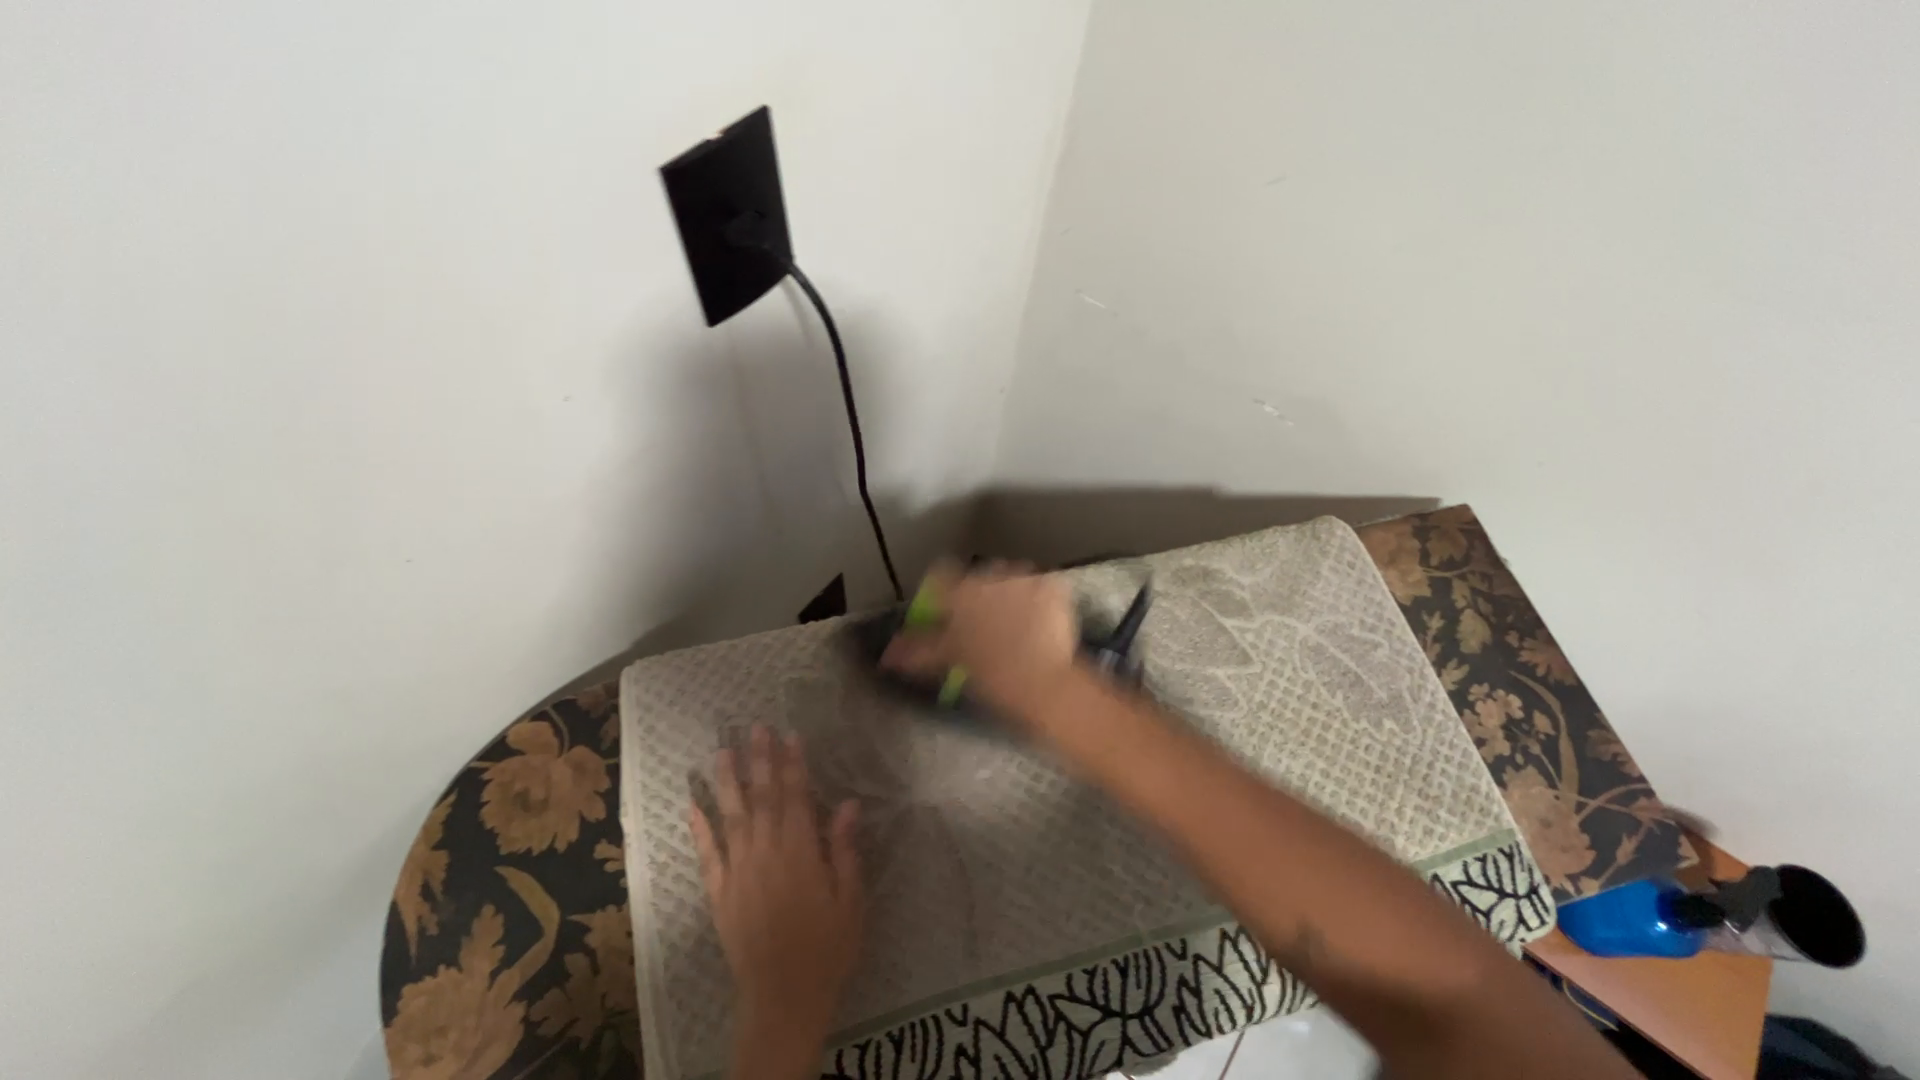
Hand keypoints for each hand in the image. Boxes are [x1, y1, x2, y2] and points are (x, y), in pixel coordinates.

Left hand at [688, 727, 862, 1072]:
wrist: (783, 996)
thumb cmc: (827, 948)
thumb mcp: (851, 901)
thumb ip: (845, 850)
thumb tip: (848, 803)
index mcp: (801, 853)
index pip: (796, 797)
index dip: (793, 764)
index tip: (790, 734)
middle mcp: (766, 853)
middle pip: (762, 798)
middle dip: (760, 760)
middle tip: (755, 727)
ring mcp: (738, 872)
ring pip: (731, 817)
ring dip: (727, 782)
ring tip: (722, 751)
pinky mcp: (719, 893)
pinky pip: (706, 854)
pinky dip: (698, 827)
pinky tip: (691, 804)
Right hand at [882, 560, 1079, 719]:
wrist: (1044, 683)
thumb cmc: (991, 675)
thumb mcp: (950, 661)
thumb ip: (917, 650)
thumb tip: (888, 653)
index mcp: (959, 590)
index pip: (939, 576)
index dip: (941, 595)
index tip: (945, 614)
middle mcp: (989, 574)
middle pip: (976, 579)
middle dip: (978, 598)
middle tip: (982, 630)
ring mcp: (1024, 577)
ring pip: (1010, 580)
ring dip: (1009, 596)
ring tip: (1016, 628)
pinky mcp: (1053, 585)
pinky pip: (1040, 587)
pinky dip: (1038, 601)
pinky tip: (1039, 625)